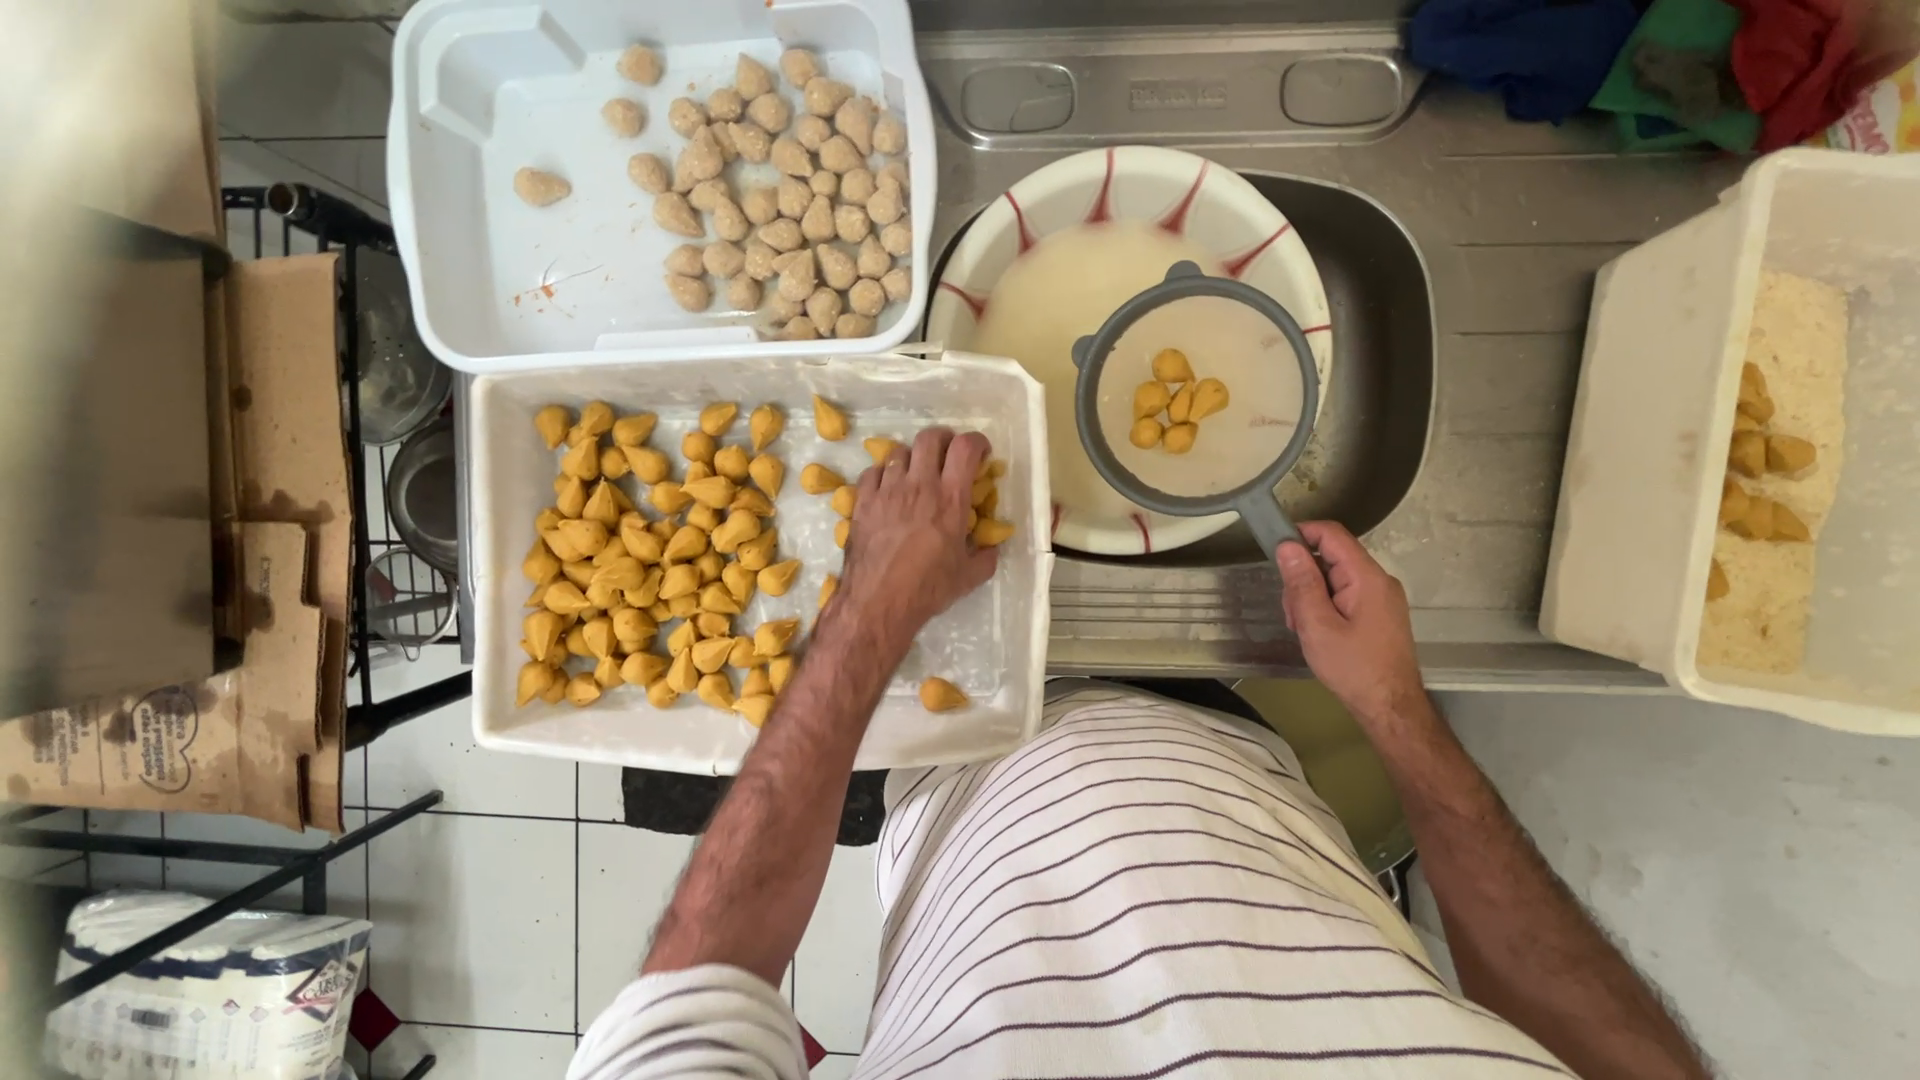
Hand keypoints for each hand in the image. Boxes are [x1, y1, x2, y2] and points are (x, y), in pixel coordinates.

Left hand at [836, 427, 998, 641]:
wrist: (878, 602)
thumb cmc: (927, 590)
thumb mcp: (969, 577)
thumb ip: (985, 556)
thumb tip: (991, 547)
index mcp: (950, 499)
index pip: (966, 448)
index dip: (977, 442)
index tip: (980, 454)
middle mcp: (919, 486)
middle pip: (930, 437)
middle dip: (944, 441)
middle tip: (947, 457)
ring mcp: (887, 491)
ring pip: (899, 452)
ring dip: (912, 458)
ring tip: (915, 475)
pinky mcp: (862, 501)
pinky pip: (872, 472)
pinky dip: (883, 475)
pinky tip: (887, 490)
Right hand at [1274, 521, 1424, 725]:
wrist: (1390, 707)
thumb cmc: (1352, 667)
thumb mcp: (1317, 625)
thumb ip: (1302, 583)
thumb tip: (1287, 546)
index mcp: (1366, 577)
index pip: (1332, 534)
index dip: (1301, 533)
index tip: (1274, 550)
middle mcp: (1378, 580)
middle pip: (1331, 558)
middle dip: (1303, 578)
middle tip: (1293, 614)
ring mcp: (1381, 597)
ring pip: (1335, 579)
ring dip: (1311, 597)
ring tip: (1306, 630)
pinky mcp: (1379, 613)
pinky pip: (1345, 595)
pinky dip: (1325, 607)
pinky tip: (1319, 634)